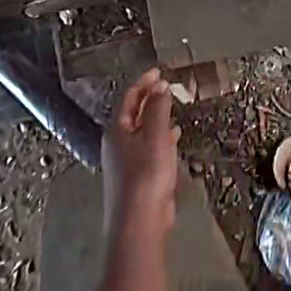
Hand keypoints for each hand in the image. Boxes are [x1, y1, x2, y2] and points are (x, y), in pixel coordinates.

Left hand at [104, 68, 177, 235]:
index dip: (144, 82)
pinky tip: (174, 135)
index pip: (129, 98)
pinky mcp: (138, 174)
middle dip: (149, 97)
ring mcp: (126, 160)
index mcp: (117, 131)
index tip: (158, 70)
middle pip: (133, 113)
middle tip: (166, 84)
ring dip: (156, 115)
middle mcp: (118, 143)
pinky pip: (149, 145)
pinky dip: (161, 134)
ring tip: (172, 104)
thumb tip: (160, 86)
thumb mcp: (155, 136)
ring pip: (142, 129)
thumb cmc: (146, 175)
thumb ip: (157, 109)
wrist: (139, 220)